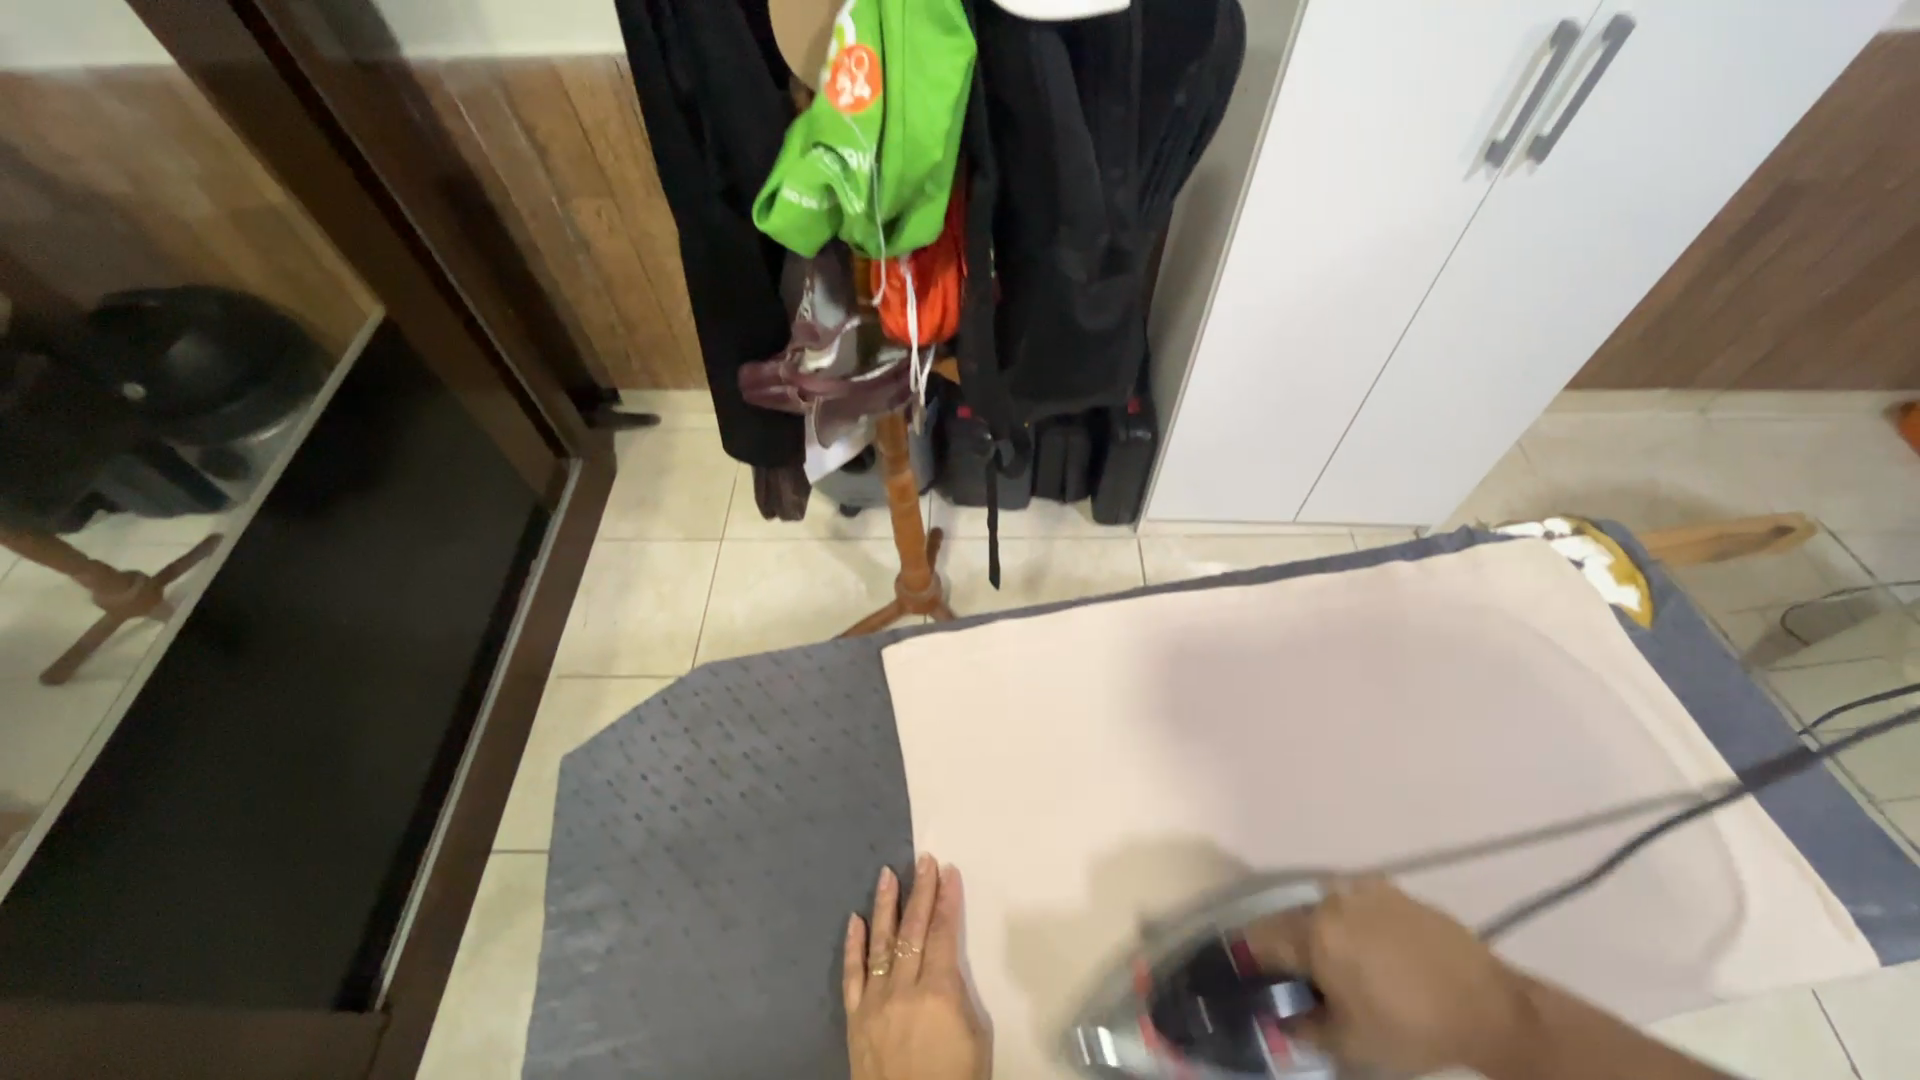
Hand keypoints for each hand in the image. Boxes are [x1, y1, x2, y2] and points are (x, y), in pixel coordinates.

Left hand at [845, 855, 990, 1079]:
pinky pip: (852, 976)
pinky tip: (853, 920)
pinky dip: (852, 946)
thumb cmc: (955, 1078)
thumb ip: (958, 994)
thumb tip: (945, 968)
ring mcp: (876, 1002)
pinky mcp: (856, 1019)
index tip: (948, 872)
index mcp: (938, 990)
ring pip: (880, 943)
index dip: (946, 900)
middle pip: (913, 930)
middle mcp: (904, 988)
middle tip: (924, 861)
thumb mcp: (975, 1035)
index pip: (943, 933)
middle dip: (921, 892)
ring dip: (885, 906)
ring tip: (887, 875)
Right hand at [1243, 876, 1532, 1075]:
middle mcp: (1332, 900)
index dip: (1249, 958)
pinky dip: (1352, 922)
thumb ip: (1304, 1028)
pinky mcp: (1396, 891)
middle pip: (1291, 920)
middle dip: (1286, 946)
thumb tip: (1281, 1019)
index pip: (1260, 938)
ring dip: (1320, 931)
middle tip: (1294, 976)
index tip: (1249, 975)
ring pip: (1324, 909)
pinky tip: (1370, 951)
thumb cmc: (1411, 1028)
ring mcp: (1366, 891)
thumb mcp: (1350, 1043)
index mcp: (1313, 933)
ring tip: (1334, 962)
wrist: (1491, 1010)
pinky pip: (1357, 904)